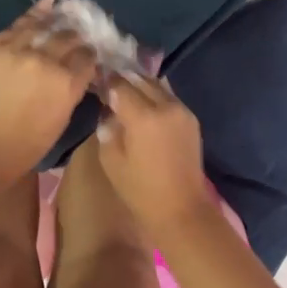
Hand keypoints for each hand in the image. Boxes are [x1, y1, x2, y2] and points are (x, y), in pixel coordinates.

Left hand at [0, 0, 96, 180]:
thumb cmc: (29, 143)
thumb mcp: (63, 117)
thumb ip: (74, 88)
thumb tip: (81, 68)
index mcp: (66, 83)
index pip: (88, 57)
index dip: (91, 55)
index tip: (90, 55)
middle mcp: (45, 61)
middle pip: (70, 37)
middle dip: (77, 37)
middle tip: (79, 38)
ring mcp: (17, 51)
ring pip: (45, 25)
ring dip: (59, 20)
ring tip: (68, 13)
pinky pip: (18, 24)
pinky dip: (35, 12)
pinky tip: (49, 1)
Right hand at [97, 75, 213, 231]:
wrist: (181, 208)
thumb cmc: (140, 190)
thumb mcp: (111, 159)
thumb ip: (107, 127)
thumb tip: (108, 109)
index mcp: (144, 116)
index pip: (119, 85)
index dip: (105, 81)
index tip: (95, 81)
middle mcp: (166, 106)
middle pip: (140, 79)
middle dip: (123, 79)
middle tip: (108, 84)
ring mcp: (182, 110)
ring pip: (157, 85)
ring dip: (140, 85)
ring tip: (125, 92)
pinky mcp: (191, 119)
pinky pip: (168, 97)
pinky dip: (154, 95)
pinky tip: (143, 105)